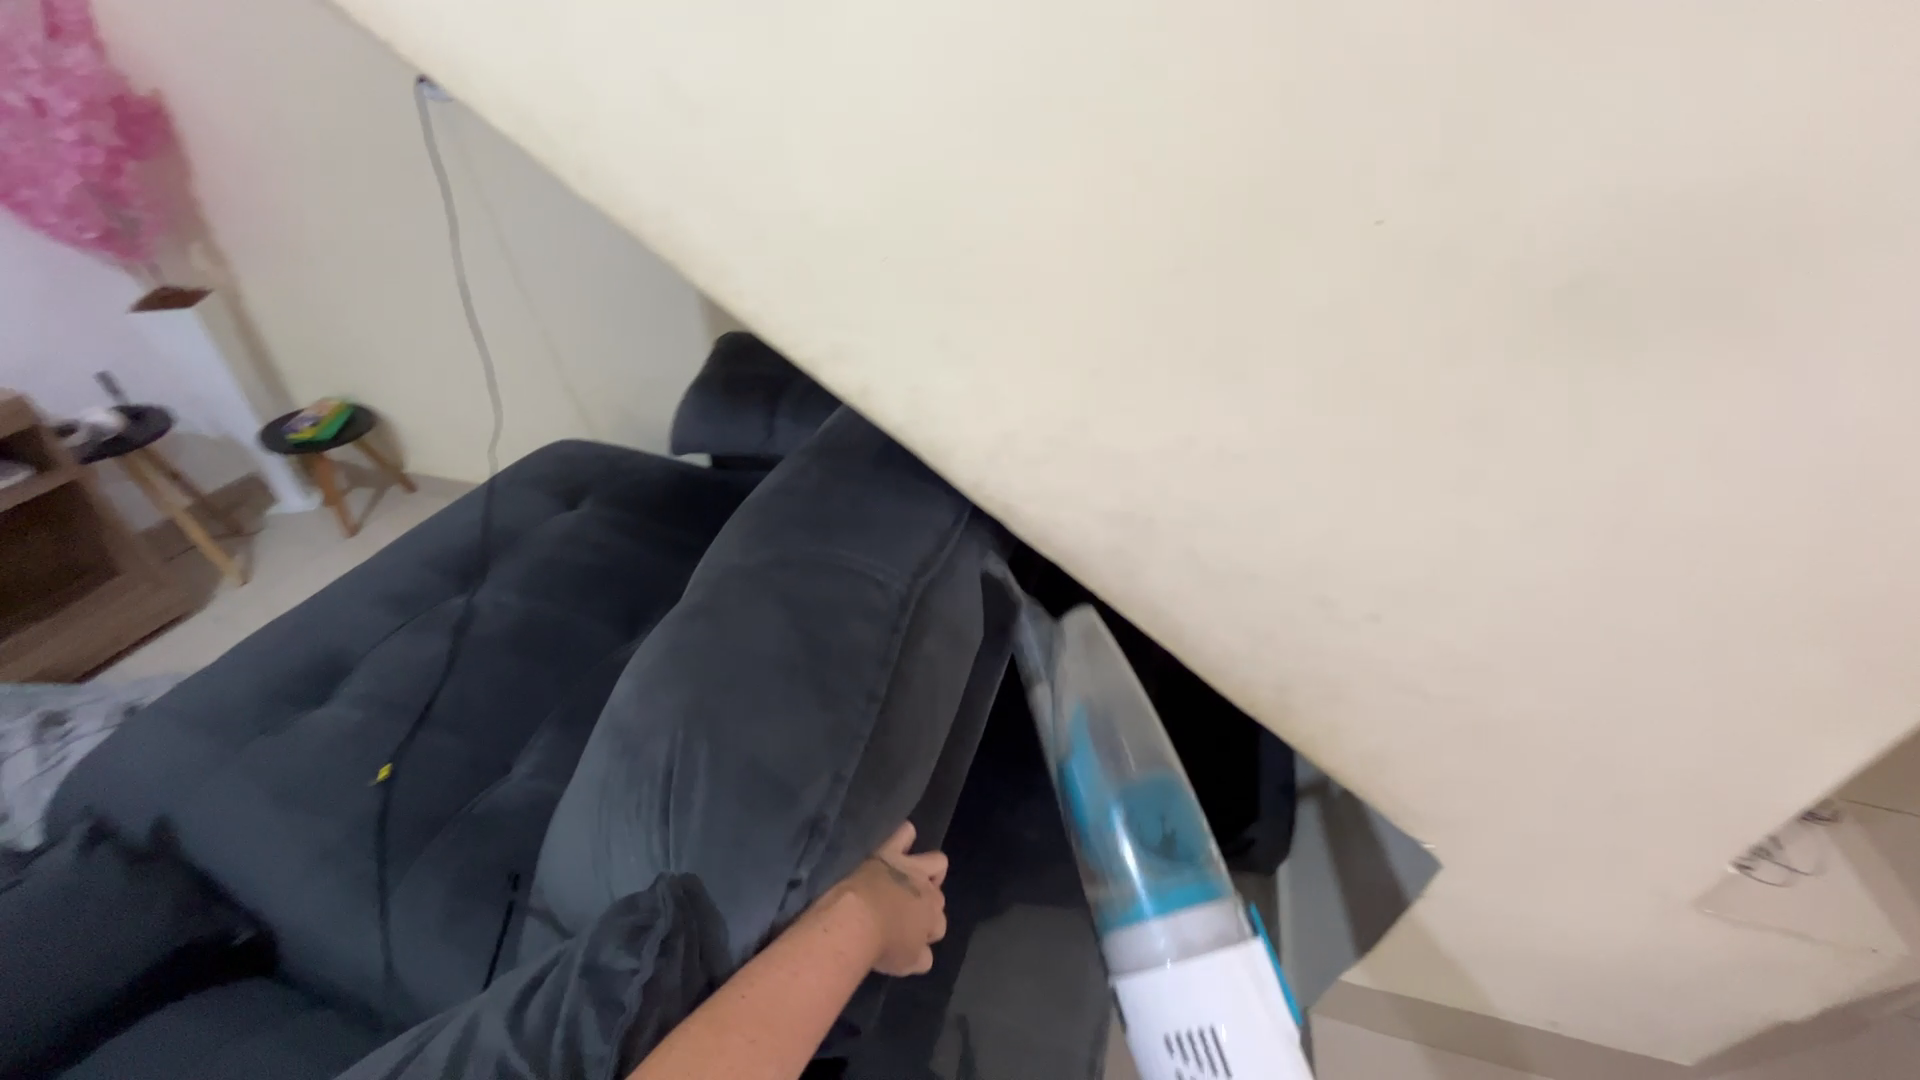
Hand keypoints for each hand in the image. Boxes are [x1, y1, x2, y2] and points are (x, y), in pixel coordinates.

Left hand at [822, 822, 948, 975]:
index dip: (925, 933)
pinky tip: (905, 836)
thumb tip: (924, 954)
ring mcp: (910, 870)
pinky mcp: (888, 854)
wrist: (856, 920)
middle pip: (939, 897)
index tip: (910, 940)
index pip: (939, 927)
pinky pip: (903, 834)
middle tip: (909, 914)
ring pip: (936, 862)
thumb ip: (921, 957)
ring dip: (930, 869)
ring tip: (915, 876)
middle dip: (930, 905)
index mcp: (933, 919)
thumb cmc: (881, 947)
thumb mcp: (906, 964)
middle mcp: (928, 892)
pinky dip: (905, 835)